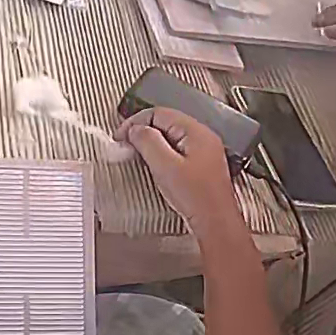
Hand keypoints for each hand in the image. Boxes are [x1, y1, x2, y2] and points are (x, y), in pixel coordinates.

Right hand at [123, 108, 243, 245]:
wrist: (215, 221)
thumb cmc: (196, 197)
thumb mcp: (165, 166)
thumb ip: (148, 142)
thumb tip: (135, 129)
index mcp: (196, 132)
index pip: (160, 113)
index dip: (136, 122)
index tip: (121, 136)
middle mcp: (202, 137)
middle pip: (165, 122)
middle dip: (142, 131)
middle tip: (125, 145)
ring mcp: (203, 150)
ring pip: (170, 136)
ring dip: (150, 143)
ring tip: (136, 154)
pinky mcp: (200, 164)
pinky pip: (176, 150)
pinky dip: (160, 153)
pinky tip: (153, 165)